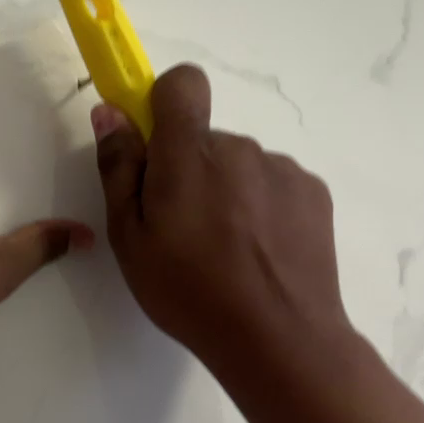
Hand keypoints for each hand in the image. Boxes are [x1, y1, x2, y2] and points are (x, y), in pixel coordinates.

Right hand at [92, 65, 355, 374]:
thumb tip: (110, 112)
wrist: (278, 339)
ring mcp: (281, 169)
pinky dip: (259, 207)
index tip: (153, 142)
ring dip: (225, 190)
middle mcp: (239, 147)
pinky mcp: (313, 192)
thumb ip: (119, 168)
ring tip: (223, 248)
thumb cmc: (187, 290)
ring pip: (238, 164)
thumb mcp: (129, 237)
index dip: (164, 100)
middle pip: (204, 137)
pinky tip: (256, 252)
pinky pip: (271, 184)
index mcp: (188, 154)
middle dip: (188, 167)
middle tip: (180, 227)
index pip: (182, 83)